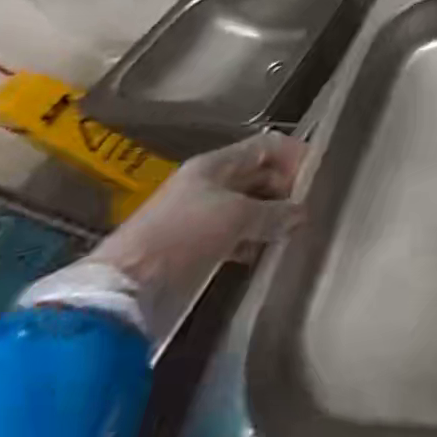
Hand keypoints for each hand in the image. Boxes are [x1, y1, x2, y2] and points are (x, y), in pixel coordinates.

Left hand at [89, 132, 304, 294]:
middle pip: (262, 174)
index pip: (270, 145)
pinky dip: (255, 238)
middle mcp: (209, 183)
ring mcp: (200, 214)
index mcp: (216, 165)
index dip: (297, 155)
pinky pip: (237, 232)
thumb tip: (302, 214)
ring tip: (293, 231)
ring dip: (274, 216)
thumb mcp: (240, 216)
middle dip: (288, 188)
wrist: (119, 291)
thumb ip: (278, 211)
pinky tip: (266, 251)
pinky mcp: (194, 244)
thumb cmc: (183, 236)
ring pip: (252, 205)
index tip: (317, 177)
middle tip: (310, 208)